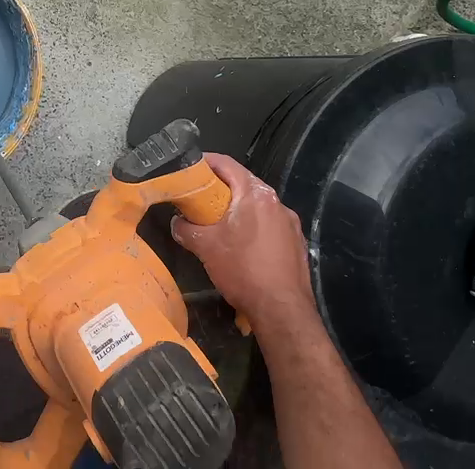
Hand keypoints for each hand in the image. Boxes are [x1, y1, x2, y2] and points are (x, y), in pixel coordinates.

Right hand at [171, 154, 313, 329]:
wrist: (283, 313)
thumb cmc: (243, 271)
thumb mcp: (205, 247)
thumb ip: (185, 228)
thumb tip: (177, 223)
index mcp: (256, 195)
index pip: (227, 164)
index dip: (205, 161)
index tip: (189, 167)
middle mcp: (277, 203)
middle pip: (243, 184)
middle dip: (219, 188)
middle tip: (197, 197)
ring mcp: (290, 224)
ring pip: (257, 206)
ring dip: (237, 209)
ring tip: (217, 224)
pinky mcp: (297, 244)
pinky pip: (269, 225)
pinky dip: (252, 227)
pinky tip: (241, 247)